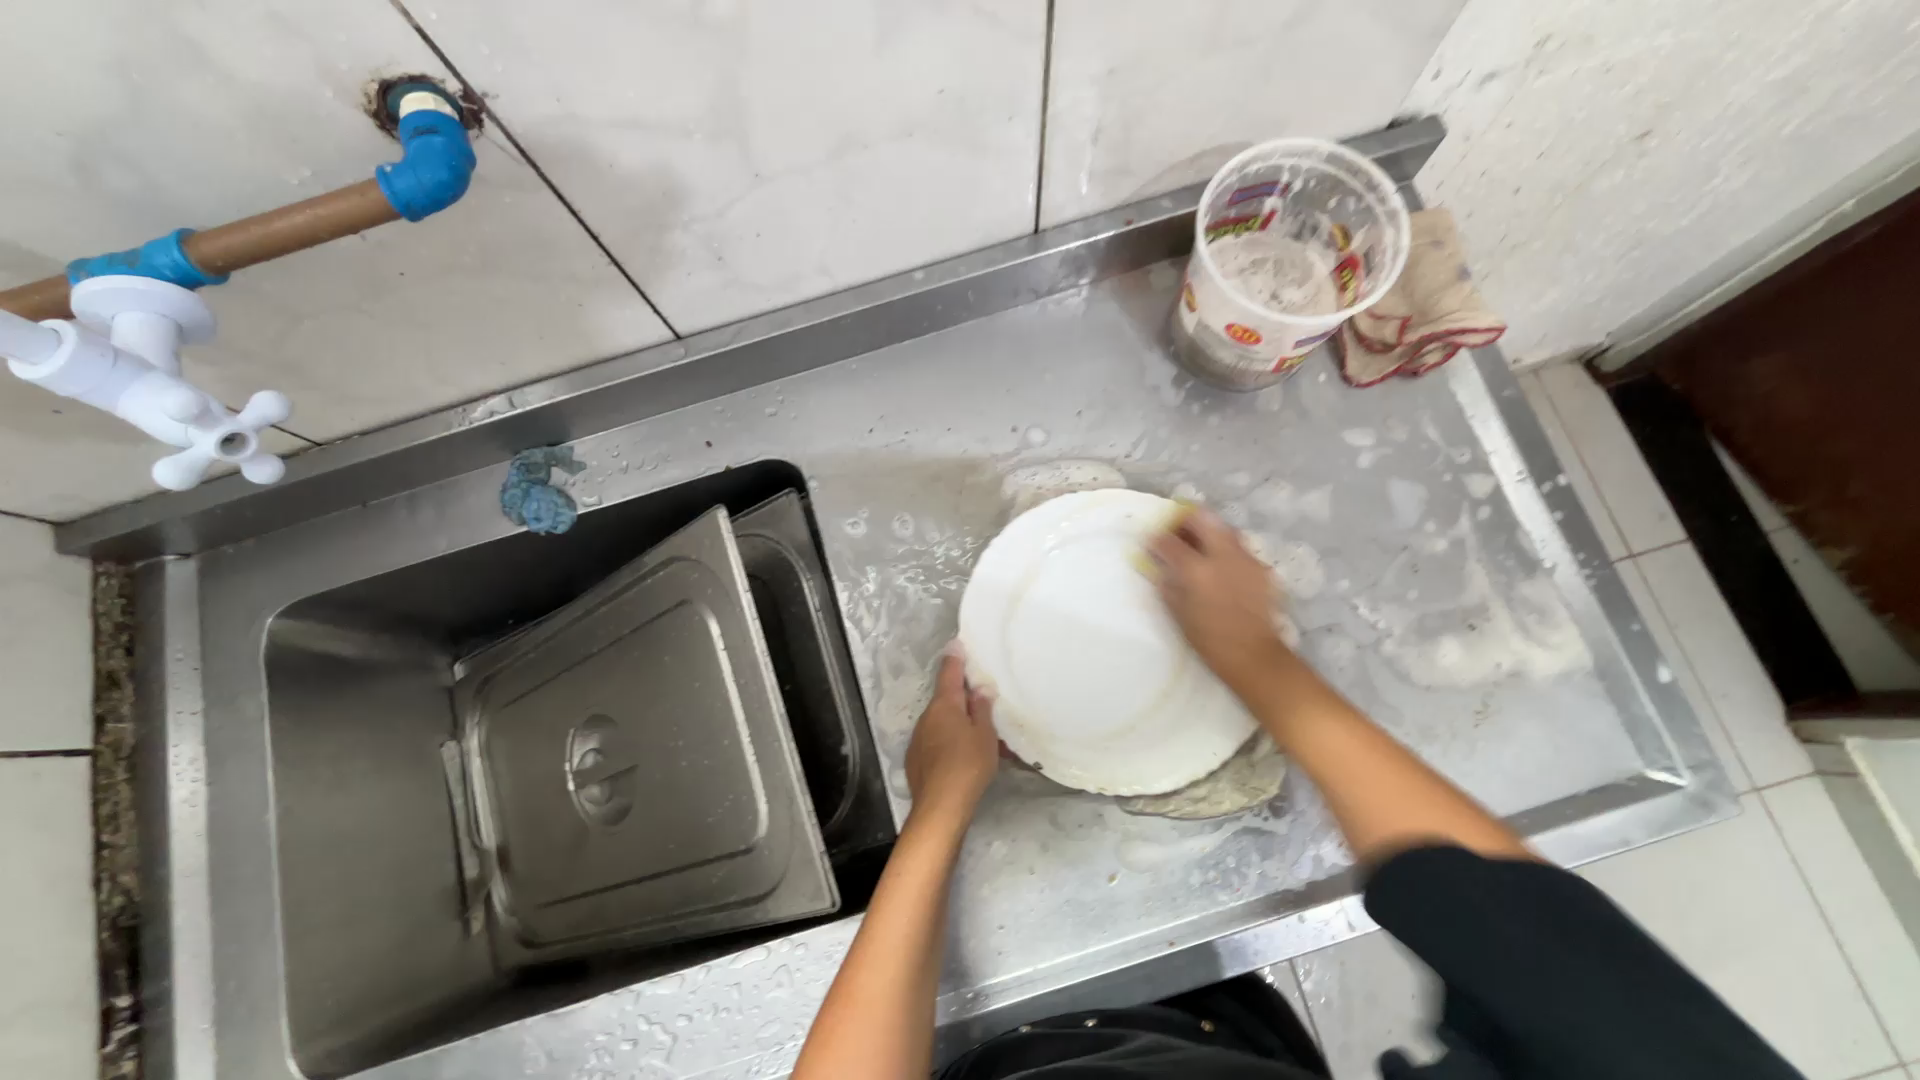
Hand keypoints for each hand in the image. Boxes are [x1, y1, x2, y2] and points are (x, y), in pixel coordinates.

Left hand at [905, 648, 999, 821]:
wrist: (940, 807)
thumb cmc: (969, 765)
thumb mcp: (985, 735)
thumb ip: (982, 710)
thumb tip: (979, 690)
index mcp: (944, 705)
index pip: (949, 673)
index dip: (955, 658)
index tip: (956, 644)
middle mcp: (927, 716)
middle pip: (946, 700)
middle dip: (961, 698)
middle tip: (982, 700)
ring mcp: (918, 738)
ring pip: (941, 723)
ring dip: (957, 723)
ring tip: (978, 737)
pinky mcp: (916, 759)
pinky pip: (936, 742)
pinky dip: (949, 742)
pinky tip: (962, 758)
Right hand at [1148, 508, 1291, 691]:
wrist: (1253, 654)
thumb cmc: (1209, 639)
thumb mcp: (1178, 612)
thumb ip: (1167, 582)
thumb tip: (1160, 565)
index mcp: (1197, 570)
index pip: (1169, 541)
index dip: (1156, 538)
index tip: (1151, 541)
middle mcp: (1223, 556)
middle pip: (1203, 518)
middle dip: (1186, 520)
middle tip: (1177, 531)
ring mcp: (1246, 558)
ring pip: (1225, 528)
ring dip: (1209, 531)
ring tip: (1200, 547)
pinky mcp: (1262, 567)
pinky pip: (1241, 548)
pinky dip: (1227, 550)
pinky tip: (1223, 568)